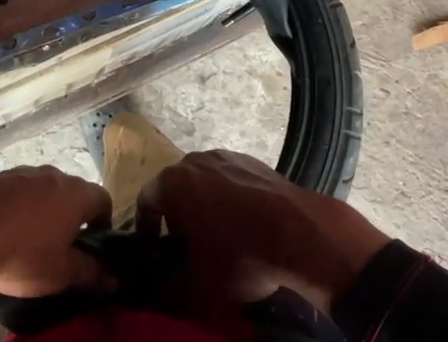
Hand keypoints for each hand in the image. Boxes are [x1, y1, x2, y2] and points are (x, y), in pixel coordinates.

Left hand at [0, 166, 112, 317]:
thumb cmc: (25, 253)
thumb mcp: (62, 273)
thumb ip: (91, 274)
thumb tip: (113, 279)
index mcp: (75, 193)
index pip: (102, 199)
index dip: (103, 222)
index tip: (95, 244)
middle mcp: (52, 174)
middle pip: (71, 192)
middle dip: (72, 217)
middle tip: (64, 247)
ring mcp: (22, 172)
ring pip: (42, 191)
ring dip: (43, 211)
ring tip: (32, 241)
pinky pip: (17, 192)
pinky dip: (18, 208)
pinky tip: (6, 232)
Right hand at [136, 150, 389, 310]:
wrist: (301, 234)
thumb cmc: (240, 255)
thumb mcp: (200, 282)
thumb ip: (171, 285)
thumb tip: (157, 292)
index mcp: (171, 183)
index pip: (146, 201)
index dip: (146, 226)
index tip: (154, 246)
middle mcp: (193, 160)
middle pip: (175, 187)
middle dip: (178, 215)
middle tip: (188, 245)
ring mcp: (225, 156)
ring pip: (204, 181)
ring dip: (206, 204)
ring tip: (221, 234)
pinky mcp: (253, 160)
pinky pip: (231, 180)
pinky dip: (232, 198)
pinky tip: (247, 224)